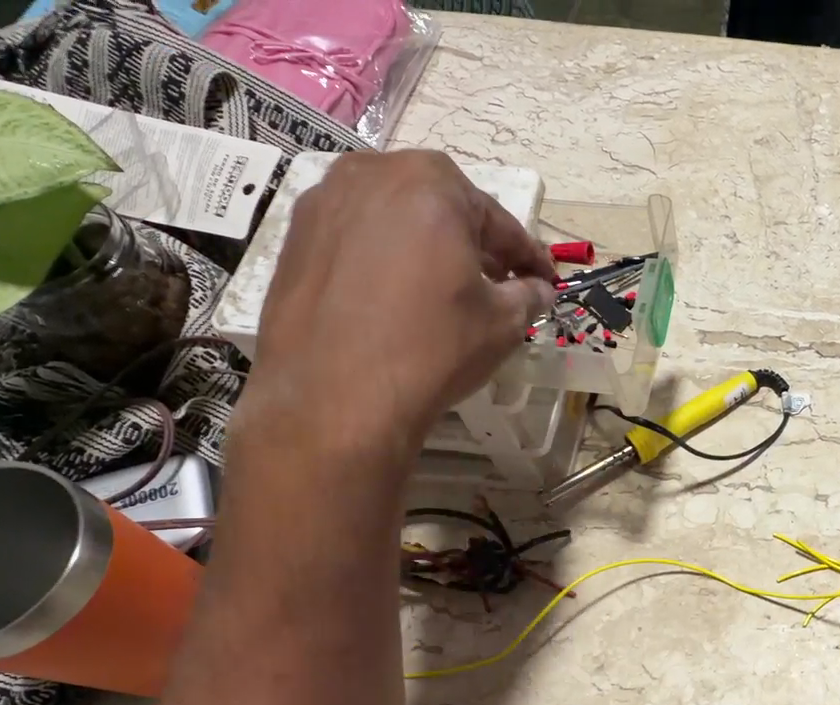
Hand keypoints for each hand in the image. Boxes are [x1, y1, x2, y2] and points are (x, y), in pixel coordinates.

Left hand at [238, 150, 557, 463]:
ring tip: (445, 288)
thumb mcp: (502, 323)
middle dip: (474, 241)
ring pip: (395, 216)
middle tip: (497, 281)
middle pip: (441, 205)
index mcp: (432, 185)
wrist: (337, 394)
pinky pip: (357, 236)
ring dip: (426, 245)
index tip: (544, 280)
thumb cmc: (433, 348)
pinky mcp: (295, 235)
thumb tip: (538, 289)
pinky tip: (396, 295)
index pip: (497, 221)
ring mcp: (325, 200)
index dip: (527, 256)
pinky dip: (384, 257)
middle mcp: (373, 174)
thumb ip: (527, 295)